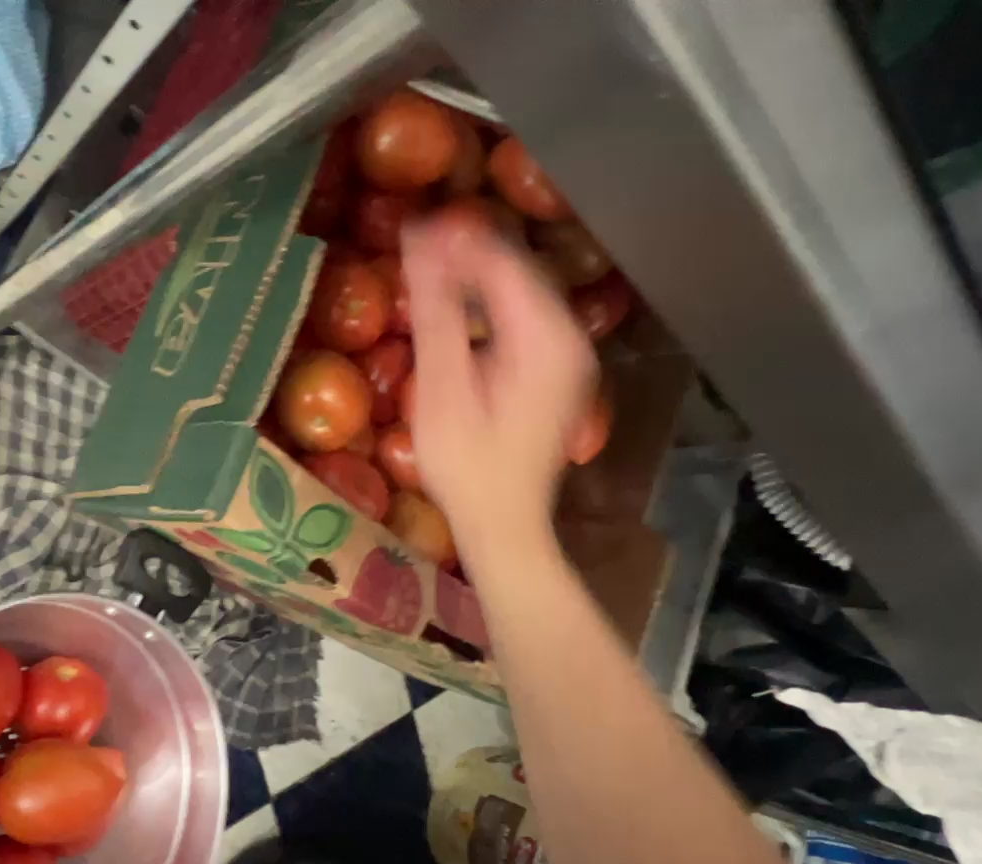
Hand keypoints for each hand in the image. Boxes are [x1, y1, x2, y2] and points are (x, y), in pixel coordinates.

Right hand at [399, 214, 597, 562]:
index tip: (412, 222)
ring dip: (478, 274)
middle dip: (468, 250)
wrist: (504, 523)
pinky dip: (490, 303)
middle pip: (517, 271)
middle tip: (416, 238)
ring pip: (522, 293)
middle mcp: (568, 337)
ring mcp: (568, 356)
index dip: (457, 238)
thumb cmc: (467, 465)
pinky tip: (459, 304)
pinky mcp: (556, 373)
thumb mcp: (443, 387)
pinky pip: (524, 318)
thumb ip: (437, 314)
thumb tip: (421, 247)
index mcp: (545, 337)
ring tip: (429, 263)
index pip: (502, 262)